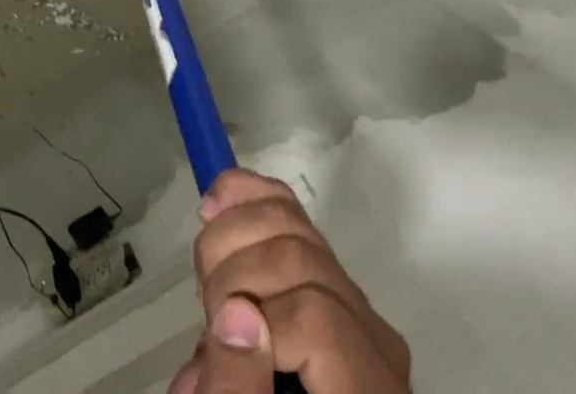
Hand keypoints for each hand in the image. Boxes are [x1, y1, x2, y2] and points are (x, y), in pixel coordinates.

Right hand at [170, 170, 410, 393]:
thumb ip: (238, 387)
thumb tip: (235, 311)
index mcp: (363, 384)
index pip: (314, 317)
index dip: (253, 313)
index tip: (217, 337)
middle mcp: (370, 331)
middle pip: (300, 257)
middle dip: (232, 270)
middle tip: (205, 311)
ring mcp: (353, 299)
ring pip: (295, 224)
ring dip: (231, 235)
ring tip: (208, 282)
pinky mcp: (327, 277)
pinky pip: (295, 218)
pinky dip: (248, 199)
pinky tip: (214, 206)